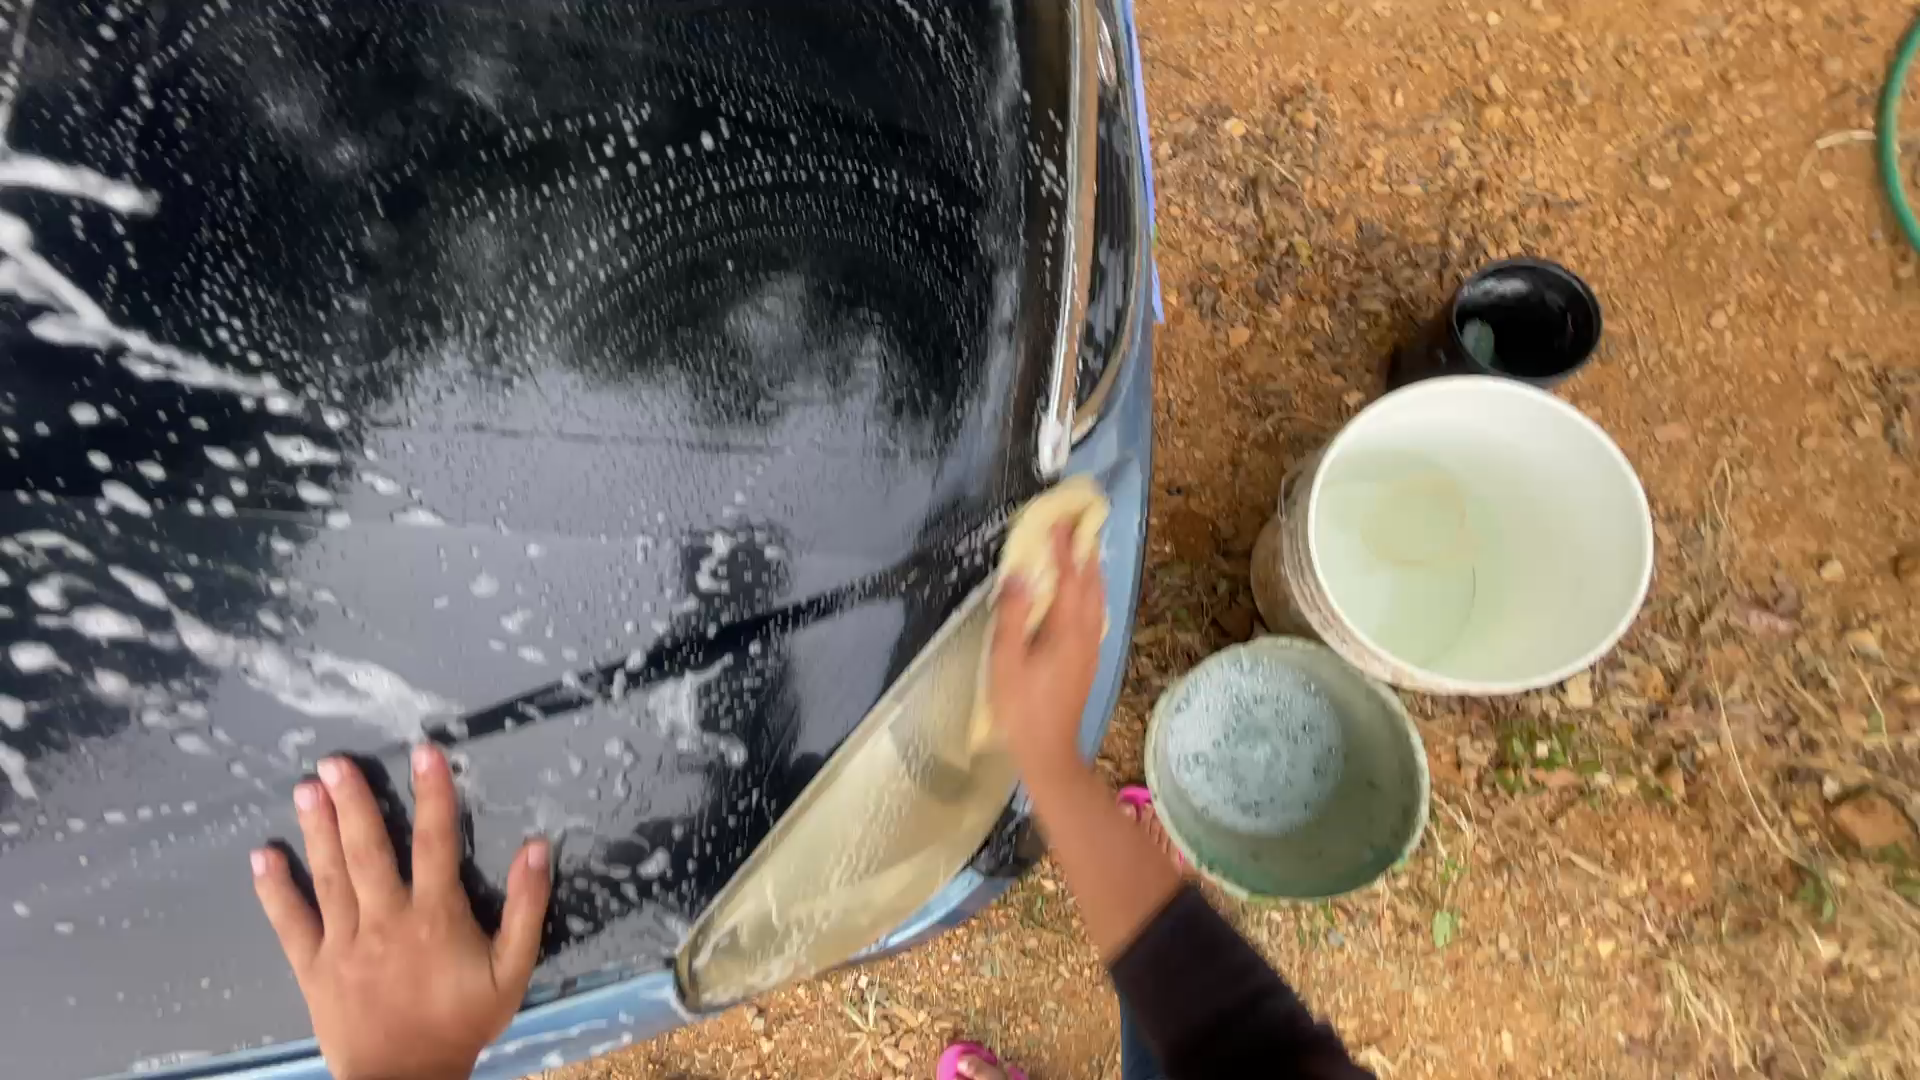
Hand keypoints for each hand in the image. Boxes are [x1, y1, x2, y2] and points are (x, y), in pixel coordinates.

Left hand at [250, 745, 552, 1079]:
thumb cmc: (466, 1018)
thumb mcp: (515, 967)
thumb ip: (528, 906)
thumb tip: (537, 846)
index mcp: (435, 914)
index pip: (435, 840)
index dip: (432, 794)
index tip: (425, 754)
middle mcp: (385, 919)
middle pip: (368, 850)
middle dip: (353, 802)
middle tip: (334, 762)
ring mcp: (343, 943)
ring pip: (329, 876)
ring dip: (317, 829)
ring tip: (305, 788)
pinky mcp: (313, 969)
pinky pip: (290, 923)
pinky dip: (275, 890)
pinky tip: (264, 856)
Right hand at [989, 523, 1106, 778]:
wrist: (1049, 750)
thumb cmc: (1021, 707)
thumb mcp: (1006, 660)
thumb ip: (1012, 614)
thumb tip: (1019, 573)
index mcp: (1066, 630)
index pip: (1068, 577)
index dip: (1063, 547)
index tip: (1058, 520)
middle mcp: (1086, 633)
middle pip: (1091, 584)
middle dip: (1085, 552)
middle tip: (1079, 524)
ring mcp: (1091, 647)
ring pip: (1097, 599)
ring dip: (1091, 571)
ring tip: (1084, 549)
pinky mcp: (1088, 660)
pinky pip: (1095, 613)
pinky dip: (1091, 592)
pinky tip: (1084, 594)